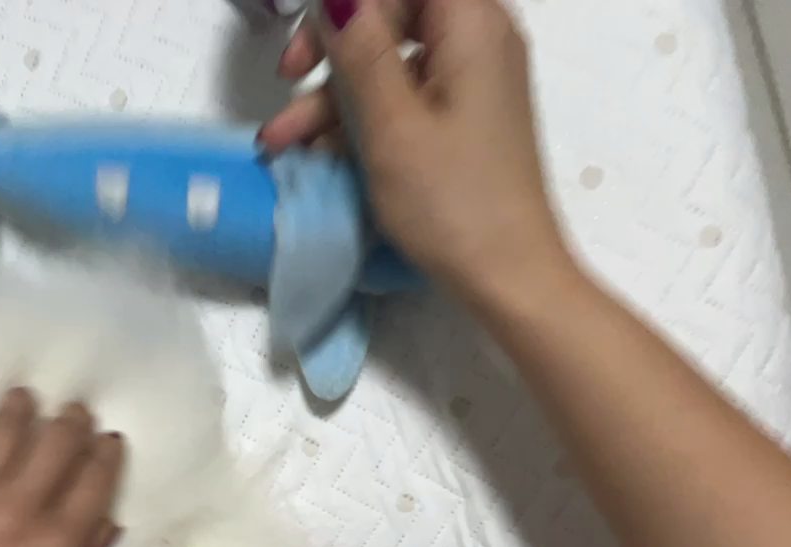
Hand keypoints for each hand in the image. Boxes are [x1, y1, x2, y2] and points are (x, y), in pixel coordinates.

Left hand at [0, 389, 124, 546]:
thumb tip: (109, 526)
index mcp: (58, 544)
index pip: (95, 478)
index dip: (107, 452)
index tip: (108, 440)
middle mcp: (16, 511)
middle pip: (55, 441)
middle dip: (72, 419)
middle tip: (72, 413)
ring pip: (0, 429)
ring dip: (18, 406)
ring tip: (22, 400)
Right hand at [259, 0, 573, 302]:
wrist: (507, 276)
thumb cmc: (451, 202)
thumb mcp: (393, 126)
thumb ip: (362, 52)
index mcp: (472, 24)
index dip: (348, 6)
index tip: (304, 51)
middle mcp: (477, 43)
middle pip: (393, 20)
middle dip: (332, 55)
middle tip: (285, 82)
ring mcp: (469, 89)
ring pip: (390, 70)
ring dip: (333, 101)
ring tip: (284, 144)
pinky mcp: (459, 129)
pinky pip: (402, 107)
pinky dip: (360, 126)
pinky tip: (322, 156)